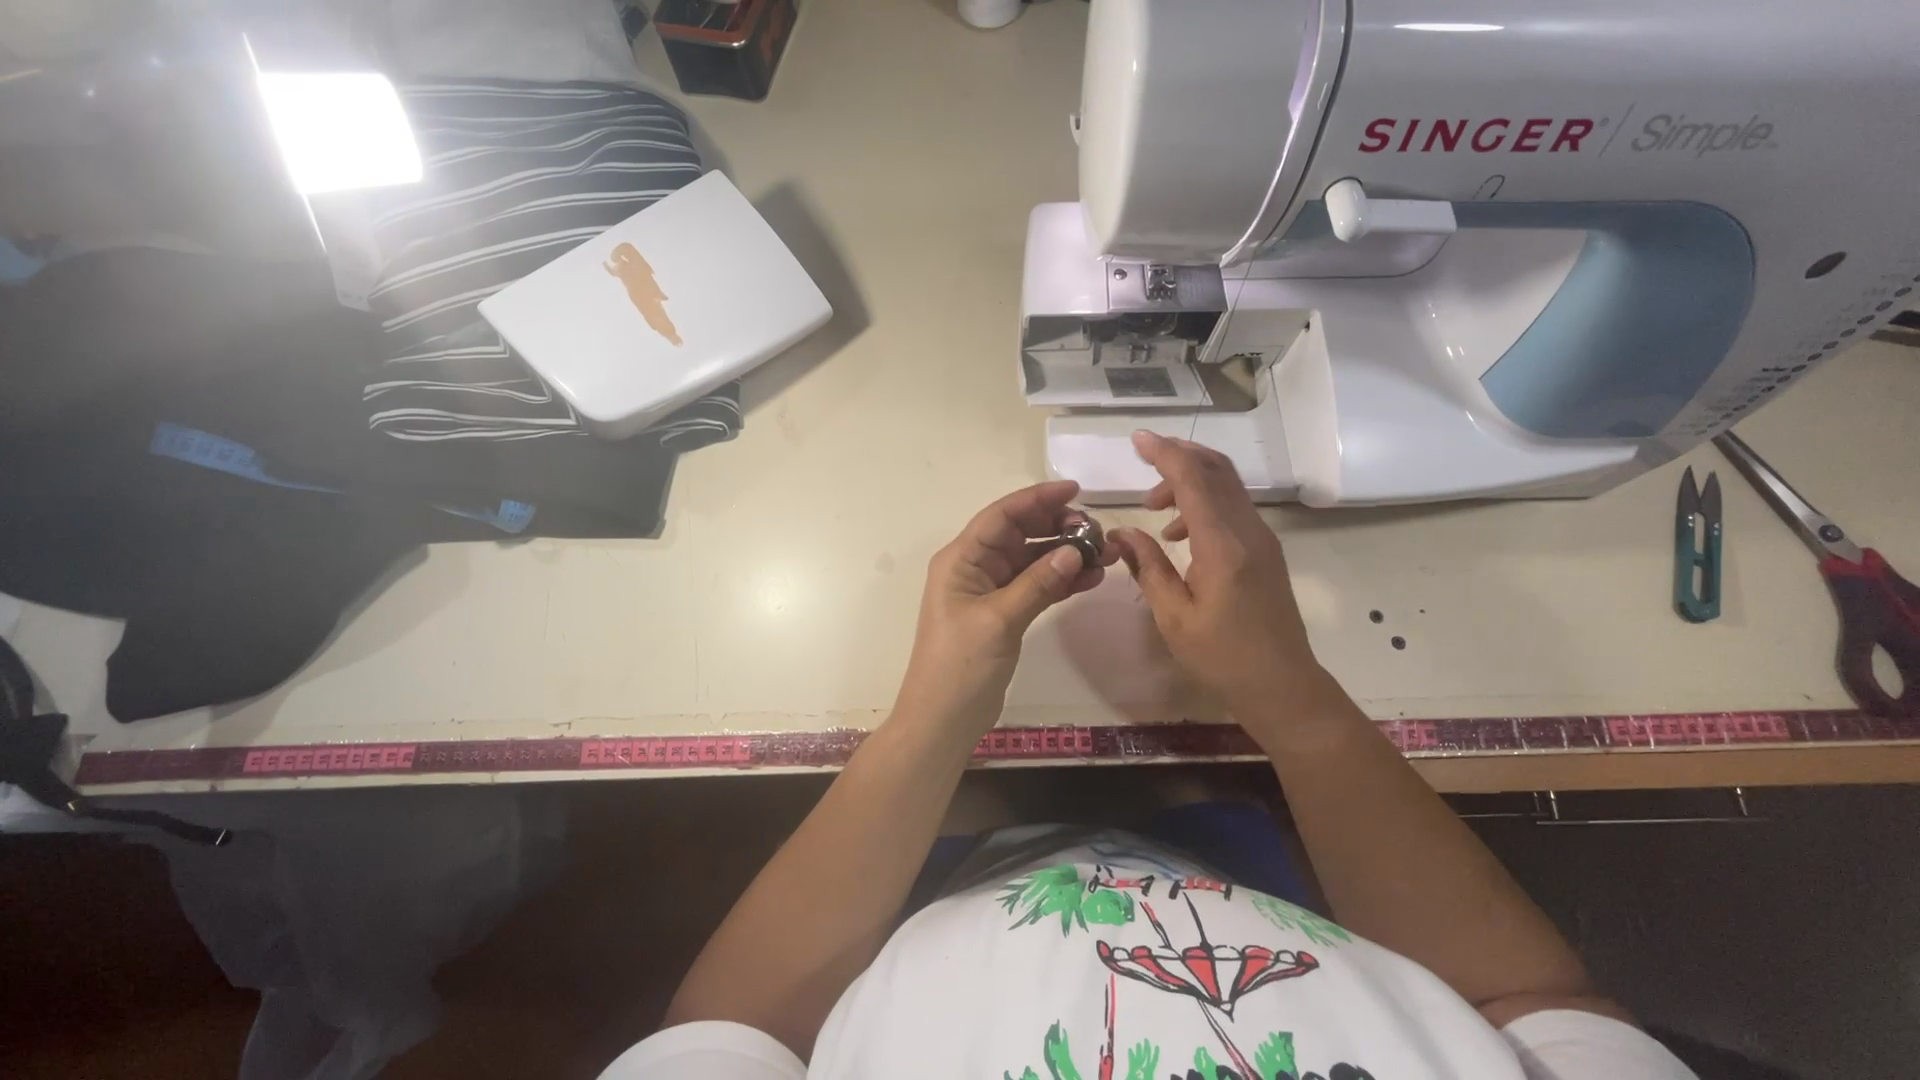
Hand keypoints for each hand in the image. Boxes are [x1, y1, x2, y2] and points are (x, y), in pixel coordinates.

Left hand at [893, 480, 1116, 737]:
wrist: (943, 719)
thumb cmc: (960, 665)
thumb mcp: (999, 620)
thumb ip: (1037, 583)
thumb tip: (1075, 550)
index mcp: (961, 560)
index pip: (1001, 516)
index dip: (1037, 499)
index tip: (1076, 490)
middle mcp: (974, 568)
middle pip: (1019, 534)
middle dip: (1058, 527)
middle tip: (1098, 531)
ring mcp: (990, 592)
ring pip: (1032, 560)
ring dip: (1066, 555)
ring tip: (1106, 554)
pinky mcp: (1004, 614)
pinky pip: (1036, 586)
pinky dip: (1061, 581)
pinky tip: (1092, 578)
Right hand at [1108, 432, 1339, 739]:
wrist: (1282, 685)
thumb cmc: (1222, 657)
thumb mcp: (1173, 616)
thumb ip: (1148, 567)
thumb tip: (1121, 533)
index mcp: (1223, 546)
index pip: (1194, 480)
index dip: (1165, 454)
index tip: (1137, 440)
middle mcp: (1248, 531)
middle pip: (1217, 470)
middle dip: (1179, 456)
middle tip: (1143, 460)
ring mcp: (1262, 539)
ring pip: (1227, 486)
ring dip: (1191, 481)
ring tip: (1153, 508)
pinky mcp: (1265, 551)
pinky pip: (1233, 507)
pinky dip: (1205, 501)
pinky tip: (1178, 532)